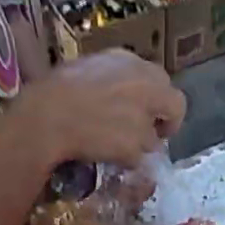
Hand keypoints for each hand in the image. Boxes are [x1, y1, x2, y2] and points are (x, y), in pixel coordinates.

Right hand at [2, 49, 186, 167]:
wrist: (49, 116)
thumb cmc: (58, 91)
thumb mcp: (93, 70)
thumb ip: (118, 80)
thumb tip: (124, 94)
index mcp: (131, 62)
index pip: (162, 80)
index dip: (158, 99)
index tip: (150, 111)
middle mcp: (145, 86)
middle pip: (175, 107)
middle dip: (167, 124)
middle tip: (154, 136)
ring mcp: (142, 119)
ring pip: (154, 140)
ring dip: (140, 146)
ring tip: (116, 149)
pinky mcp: (134, 147)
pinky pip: (137, 160)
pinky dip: (125, 162)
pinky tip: (106, 157)